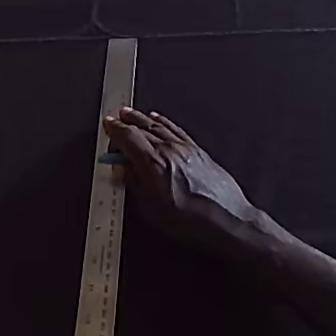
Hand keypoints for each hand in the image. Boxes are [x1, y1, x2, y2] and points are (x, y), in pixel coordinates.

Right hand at [102, 108, 272, 257]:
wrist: (228, 221)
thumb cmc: (193, 221)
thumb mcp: (152, 210)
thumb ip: (134, 185)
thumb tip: (124, 170)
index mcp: (153, 164)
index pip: (127, 137)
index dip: (114, 129)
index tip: (107, 125)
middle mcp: (168, 150)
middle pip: (141, 127)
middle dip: (125, 121)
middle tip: (115, 118)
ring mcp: (183, 147)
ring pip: (157, 125)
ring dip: (140, 118)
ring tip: (130, 114)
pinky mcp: (196, 149)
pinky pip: (174, 129)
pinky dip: (162, 121)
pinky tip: (157, 118)